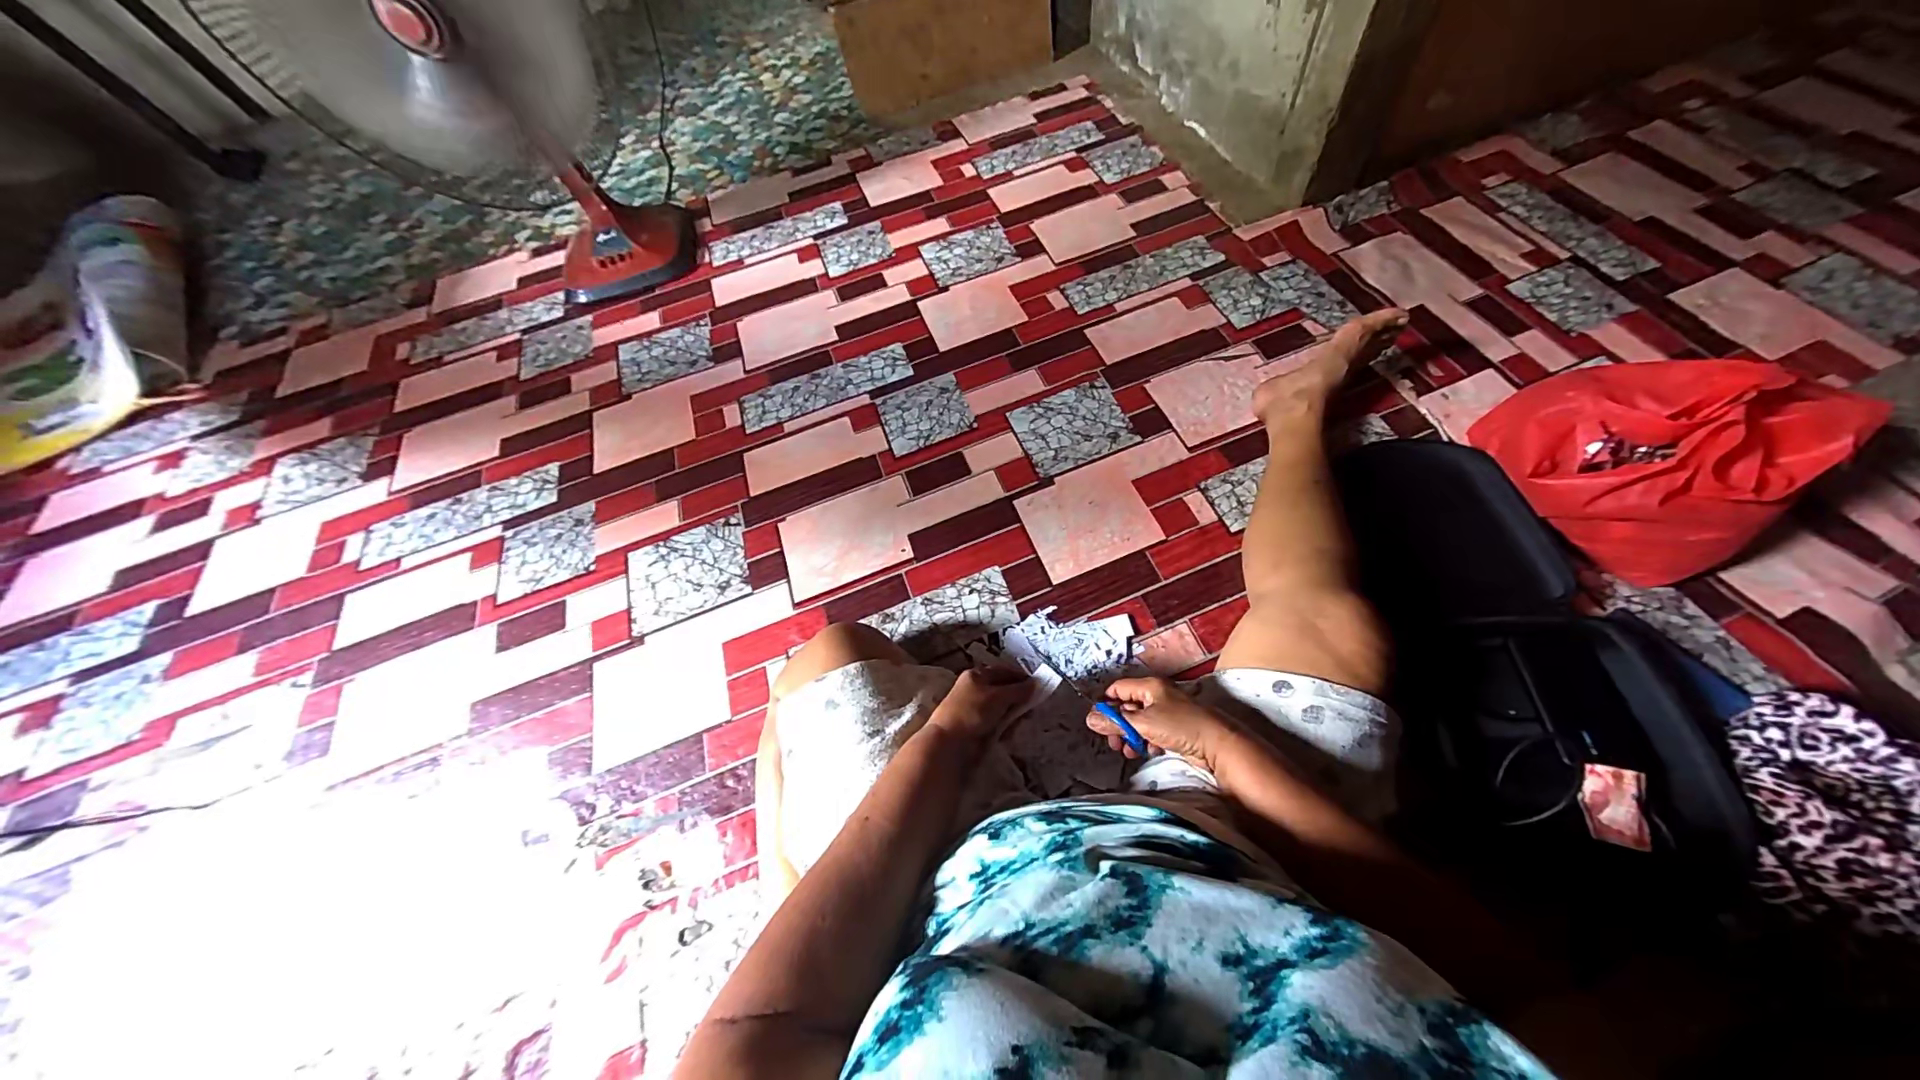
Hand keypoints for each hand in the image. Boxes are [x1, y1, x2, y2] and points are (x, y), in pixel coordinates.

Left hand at [927, 666, 1030, 742]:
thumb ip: (1019, 690)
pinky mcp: (976, 726)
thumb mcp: (998, 697)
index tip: (1038, 688)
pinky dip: (1003, 727)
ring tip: (1016, 726)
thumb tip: (1036, 683)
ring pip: (1002, 709)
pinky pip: (996, 723)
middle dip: (1018, 700)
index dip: (1021, 678)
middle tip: (1030, 711)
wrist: (948, 742)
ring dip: (1012, 717)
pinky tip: (1006, 735)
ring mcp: (975, 709)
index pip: (1004, 671)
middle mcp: (975, 689)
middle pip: (1004, 691)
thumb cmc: (972, 712)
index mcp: (977, 675)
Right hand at [1086, 677, 1237, 772]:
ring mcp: (1167, 711)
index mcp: (1149, 686)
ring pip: (1138, 721)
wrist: (1218, 744)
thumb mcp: (1142, 723)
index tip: (1099, 722)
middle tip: (1113, 742)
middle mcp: (1157, 695)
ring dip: (1130, 736)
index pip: (1118, 689)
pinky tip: (1147, 750)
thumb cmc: (1180, 727)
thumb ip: (1115, 721)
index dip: (1106, 704)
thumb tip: (1090, 718)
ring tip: (1129, 750)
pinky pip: (1151, 731)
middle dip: (1118, 724)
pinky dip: (1145, 740)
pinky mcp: (1174, 728)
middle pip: (1127, 706)